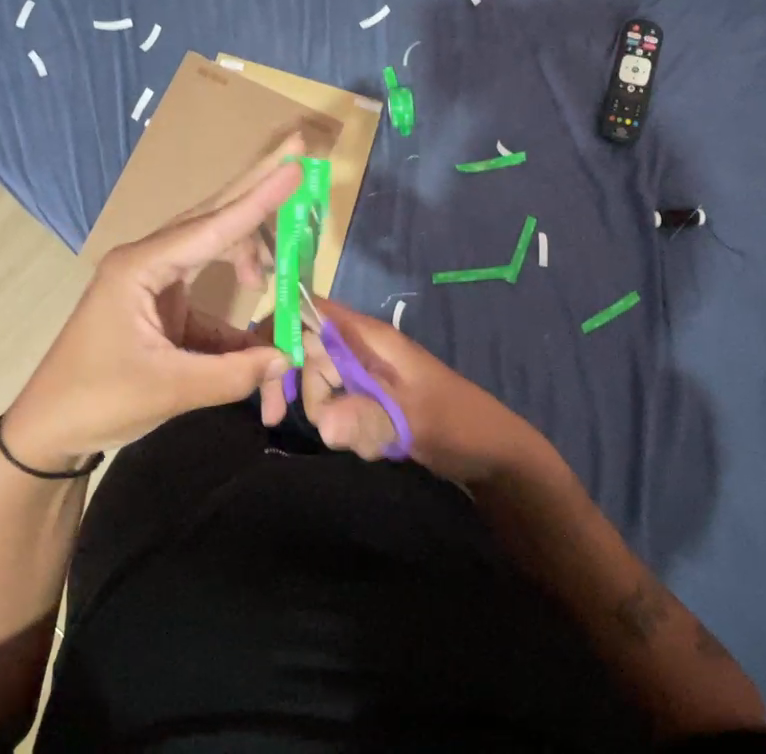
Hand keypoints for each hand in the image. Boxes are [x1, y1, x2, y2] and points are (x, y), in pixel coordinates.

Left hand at [0, 138, 301, 467]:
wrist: (48, 429)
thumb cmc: (96, 401)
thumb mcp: (170, 389)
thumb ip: (235, 372)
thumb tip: (288, 356)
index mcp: (140, 268)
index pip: (213, 226)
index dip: (259, 198)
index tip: (295, 164)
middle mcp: (148, 262)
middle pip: (213, 217)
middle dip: (255, 188)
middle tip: (297, 151)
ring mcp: (153, 282)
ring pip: (213, 251)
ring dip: (249, 256)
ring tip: (280, 270)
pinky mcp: (160, 307)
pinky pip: (209, 296)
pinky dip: (236, 313)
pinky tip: (259, 334)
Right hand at [276, 298, 548, 485]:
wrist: (496, 454)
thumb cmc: (459, 425)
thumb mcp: (413, 421)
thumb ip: (368, 418)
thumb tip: (322, 423)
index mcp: (370, 336)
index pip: (309, 312)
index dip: (281, 333)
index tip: (269, 377)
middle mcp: (362, 348)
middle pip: (307, 354)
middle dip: (306, 391)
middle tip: (327, 427)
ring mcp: (366, 375)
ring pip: (320, 386)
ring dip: (331, 417)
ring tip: (368, 442)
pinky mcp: (371, 400)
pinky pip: (338, 407)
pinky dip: (344, 428)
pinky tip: (370, 446)